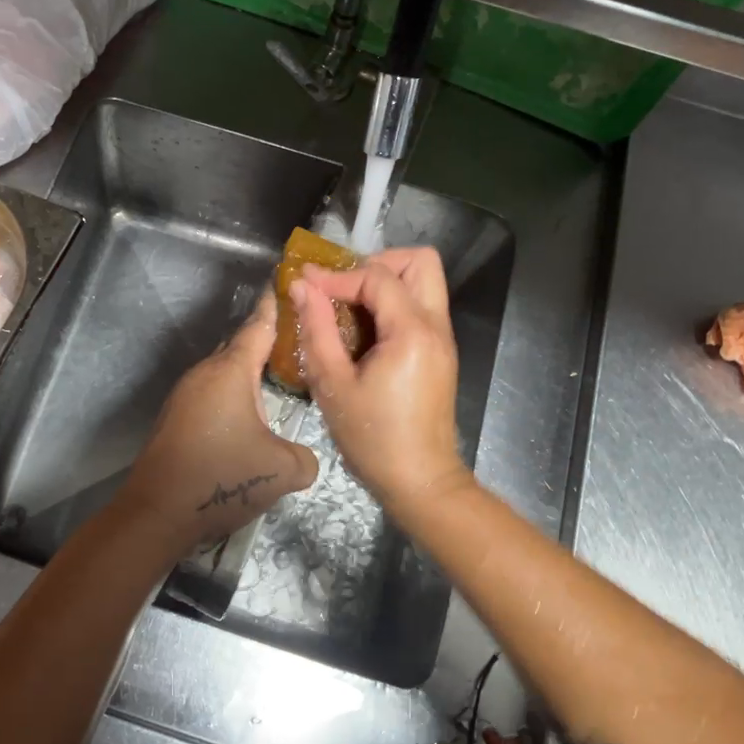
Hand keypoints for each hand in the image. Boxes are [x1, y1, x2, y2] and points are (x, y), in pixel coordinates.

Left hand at [120, 291, 319, 550]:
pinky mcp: (175, 420)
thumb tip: (304, 457)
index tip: (290, 283)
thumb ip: (306, 457)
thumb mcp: (282, 470)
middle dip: (268, 345)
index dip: (276, 306)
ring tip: (280, 384)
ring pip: (225, 376)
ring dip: (250, 378)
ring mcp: (184, 396)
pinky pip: (212, 396)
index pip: (259, 326)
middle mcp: (204, 374)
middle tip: (300, 345)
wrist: (157, 513)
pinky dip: (233, 399)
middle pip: (241, 349)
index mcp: (231, 371)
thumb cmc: (221, 478)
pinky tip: (249, 420)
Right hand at [292, 247, 474, 513]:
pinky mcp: (439, 354)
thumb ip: (316, 329)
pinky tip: (360, 330)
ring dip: (385, 282)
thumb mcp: (333, 384)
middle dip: (377, 263)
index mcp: (412, 332)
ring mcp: (442, 339)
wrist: (420, 481)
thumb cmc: (373, 439)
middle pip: (420, 261)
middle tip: (343, 287)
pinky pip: (419, 307)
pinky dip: (391, 304)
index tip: (305, 284)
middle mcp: (436, 326)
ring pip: (424, 282)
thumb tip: (301, 287)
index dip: (338, 275)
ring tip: (348, 305)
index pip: (378, 276)